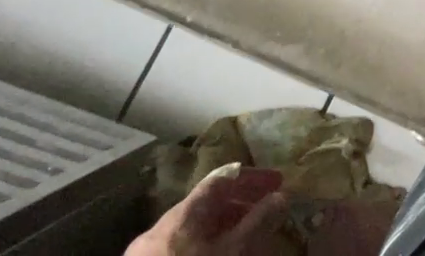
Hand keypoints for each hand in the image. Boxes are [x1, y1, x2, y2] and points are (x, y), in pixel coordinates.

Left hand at [127, 165, 286, 255]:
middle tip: (265, 216)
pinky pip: (178, 249)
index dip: (252, 177)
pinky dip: (203, 247)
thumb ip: (259, 220)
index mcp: (183, 212)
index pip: (222, 178)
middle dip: (239, 206)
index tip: (277, 184)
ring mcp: (143, 252)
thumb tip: (280, 196)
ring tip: (244, 241)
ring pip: (191, 230)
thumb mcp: (235, 250)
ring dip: (222, 229)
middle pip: (205, 205)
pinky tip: (217, 255)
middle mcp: (159, 226)